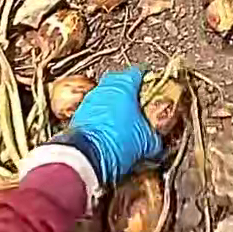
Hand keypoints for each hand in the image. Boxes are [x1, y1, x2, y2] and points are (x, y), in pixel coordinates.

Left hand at [65, 67, 163, 184]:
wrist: (84, 158)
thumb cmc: (115, 140)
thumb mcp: (145, 140)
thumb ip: (153, 137)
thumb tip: (155, 142)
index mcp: (123, 84)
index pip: (139, 73)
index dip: (147, 81)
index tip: (152, 90)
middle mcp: (104, 88)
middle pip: (120, 85)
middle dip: (129, 96)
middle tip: (138, 109)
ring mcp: (88, 102)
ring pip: (105, 99)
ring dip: (113, 109)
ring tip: (123, 126)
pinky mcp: (77, 118)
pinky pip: (93, 114)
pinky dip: (101, 122)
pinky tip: (108, 136)